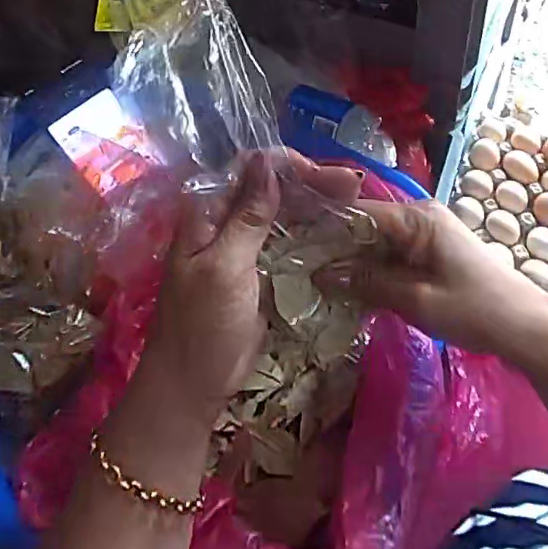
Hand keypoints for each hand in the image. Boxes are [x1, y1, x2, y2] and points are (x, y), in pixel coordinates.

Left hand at [138, 151, 364, 414]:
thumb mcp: (225, 267)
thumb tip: (265, 162)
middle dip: (309, 181)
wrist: (192, 385)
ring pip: (283, 209)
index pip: (248, 168)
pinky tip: (340, 227)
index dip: (285, 164)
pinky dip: (312, 229)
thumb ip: (248, 216)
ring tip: (354, 200)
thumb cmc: (202, 325)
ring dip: (315, 202)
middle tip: (352, 186)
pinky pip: (288, 237)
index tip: (321, 175)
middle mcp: (225, 218)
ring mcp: (244, 242)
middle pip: (270, 185)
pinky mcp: (261, 266)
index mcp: (206, 211)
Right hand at [317, 197, 547, 356]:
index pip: (358, 212)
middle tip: (300, 267)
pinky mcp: (431, 250)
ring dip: (353, 259)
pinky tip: (352, 286)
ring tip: (317, 278)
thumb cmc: (476, 311)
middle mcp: (419, 215)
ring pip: (376, 239)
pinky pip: (391, 252)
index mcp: (416, 217)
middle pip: (365, 223)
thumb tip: (321, 275)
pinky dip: (372, 267)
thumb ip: (368, 283)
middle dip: (336, 246)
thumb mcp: (417, 300)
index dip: (325, 228)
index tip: (295, 246)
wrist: (530, 330)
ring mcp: (426, 231)